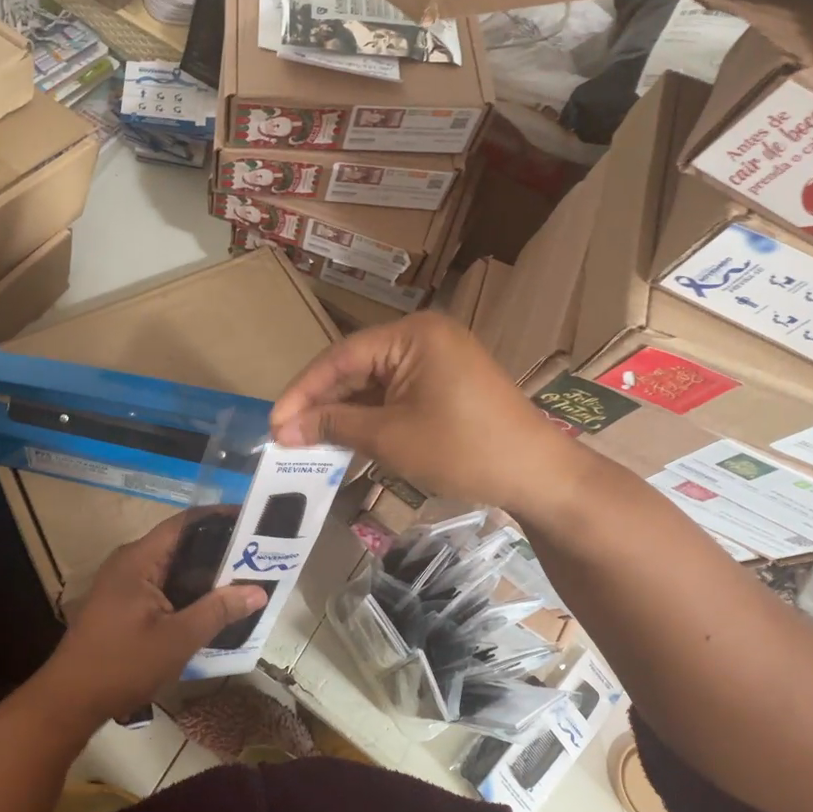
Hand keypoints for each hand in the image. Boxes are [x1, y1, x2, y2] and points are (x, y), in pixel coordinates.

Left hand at [34, 511, 269, 724]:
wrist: (70, 700)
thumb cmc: (122, 664)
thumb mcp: (177, 639)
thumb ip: (217, 611)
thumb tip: (257, 590)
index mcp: (139, 559)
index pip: (185, 524)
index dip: (220, 518)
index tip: (254, 521)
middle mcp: (130, 562)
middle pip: (181, 544)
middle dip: (219, 549)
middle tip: (259, 555)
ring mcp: (124, 584)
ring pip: (173, 568)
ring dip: (205, 574)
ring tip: (246, 577)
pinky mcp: (123, 604)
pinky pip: (163, 586)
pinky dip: (188, 591)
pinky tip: (213, 606)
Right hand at [270, 313, 591, 527]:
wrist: (538, 477)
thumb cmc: (462, 449)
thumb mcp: (389, 437)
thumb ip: (333, 425)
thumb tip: (283, 430)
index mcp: (412, 334)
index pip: (341, 357)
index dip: (303, 391)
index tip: (274, 422)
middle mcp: (423, 337)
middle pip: (356, 367)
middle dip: (321, 403)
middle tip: (285, 435)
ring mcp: (437, 360)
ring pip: (373, 383)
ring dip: (343, 412)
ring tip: (306, 441)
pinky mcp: (446, 384)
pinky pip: (395, 394)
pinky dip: (370, 417)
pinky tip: (345, 438)